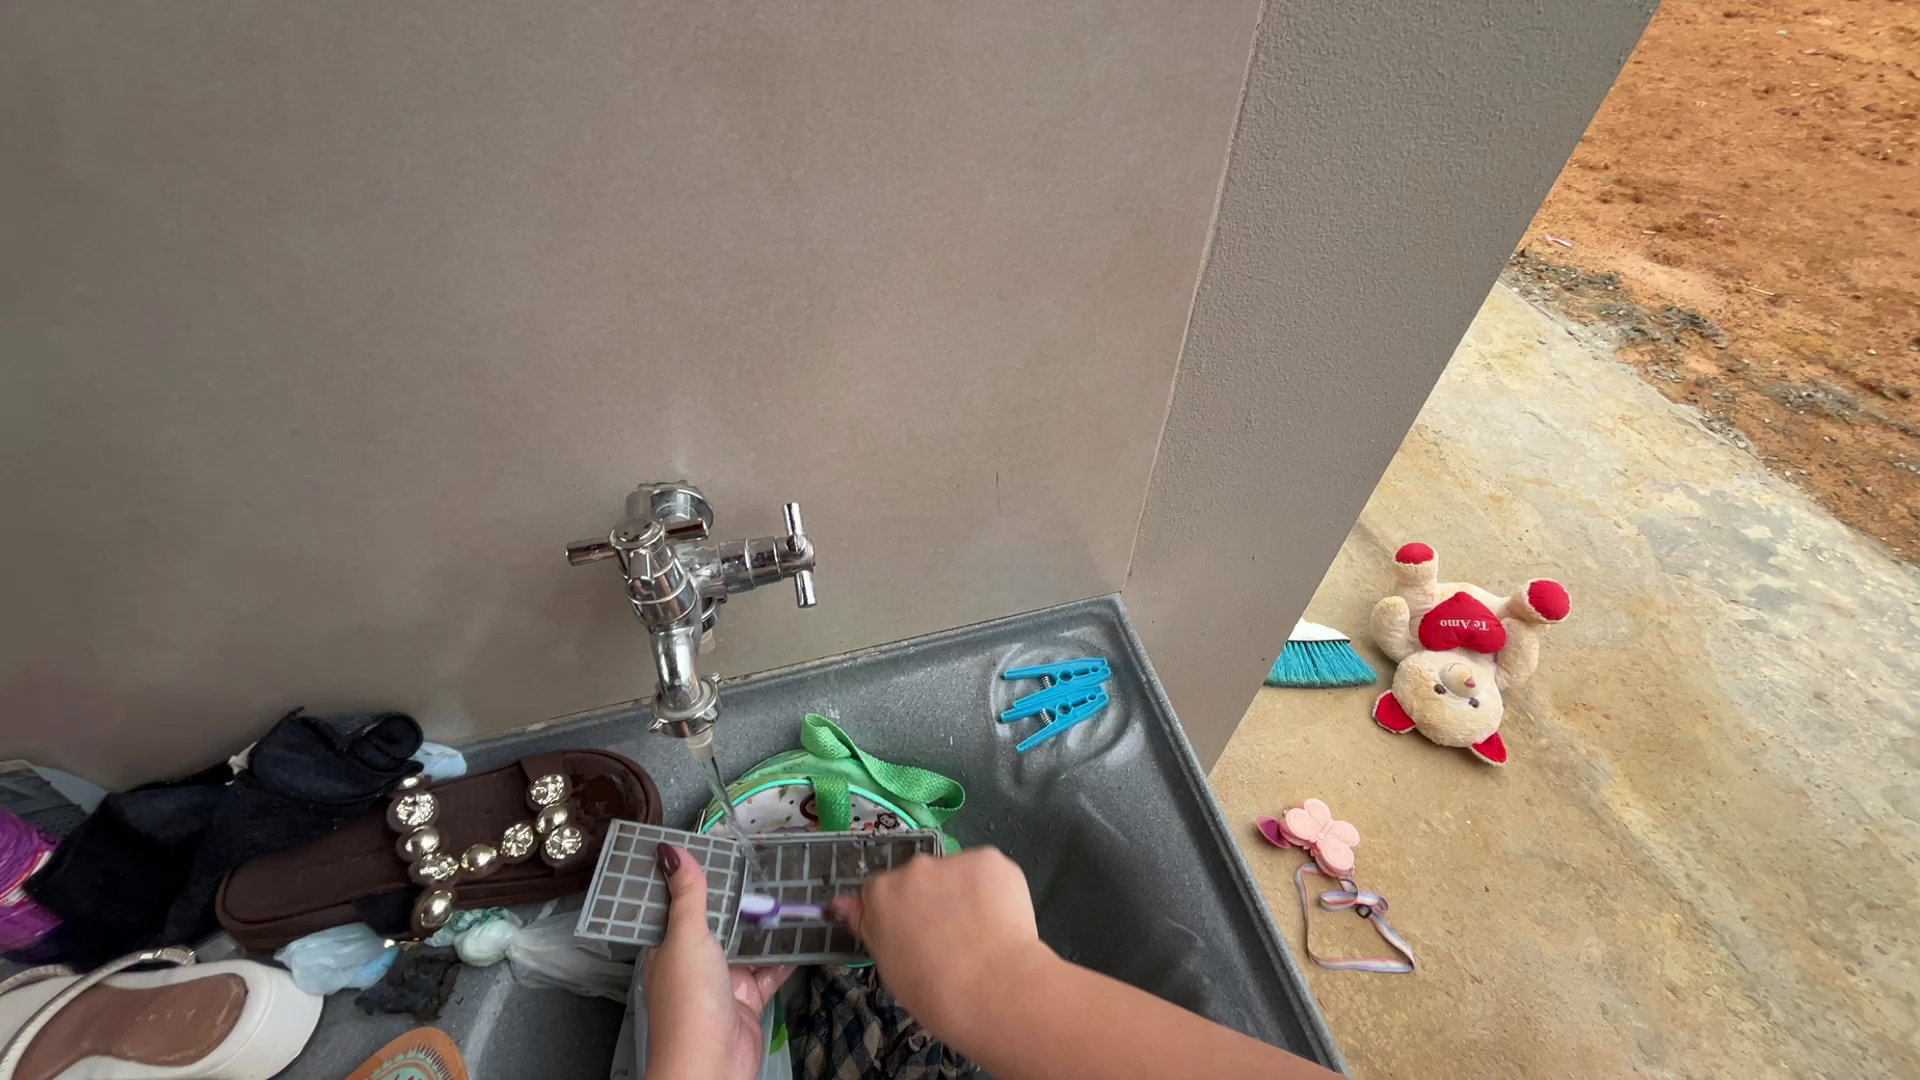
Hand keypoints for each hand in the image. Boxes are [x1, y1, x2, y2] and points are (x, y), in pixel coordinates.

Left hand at [642, 844, 793, 1079]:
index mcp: (671, 946)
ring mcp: (726, 980)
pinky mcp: (751, 997)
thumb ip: (687, 895)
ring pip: (750, 940)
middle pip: (722, 919)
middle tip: (772, 860)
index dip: (700, 876)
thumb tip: (668, 849)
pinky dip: (789, 950)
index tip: (724, 845)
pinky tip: (809, 926)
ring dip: (770, 920)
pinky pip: (772, 966)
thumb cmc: (691, 999)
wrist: (710, 1069)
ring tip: (796, 886)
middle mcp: (696, 960)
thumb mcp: (687, 938)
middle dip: (745, 895)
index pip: (682, 902)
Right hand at [832, 846, 1052, 1035]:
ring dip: (963, 894)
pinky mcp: (990, 858)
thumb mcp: (891, 968)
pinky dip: (992, 891)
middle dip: (931, 901)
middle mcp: (914, 868)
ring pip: (955, 875)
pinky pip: (985, 872)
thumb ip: (871, 928)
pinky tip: (1000, 920)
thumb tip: (845, 904)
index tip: (912, 937)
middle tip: (948, 939)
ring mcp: (954, 860)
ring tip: (980, 934)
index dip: (897, 916)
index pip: (880, 893)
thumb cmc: (936, 993)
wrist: (995, 988)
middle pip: (919, 880)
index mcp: (882, 893)